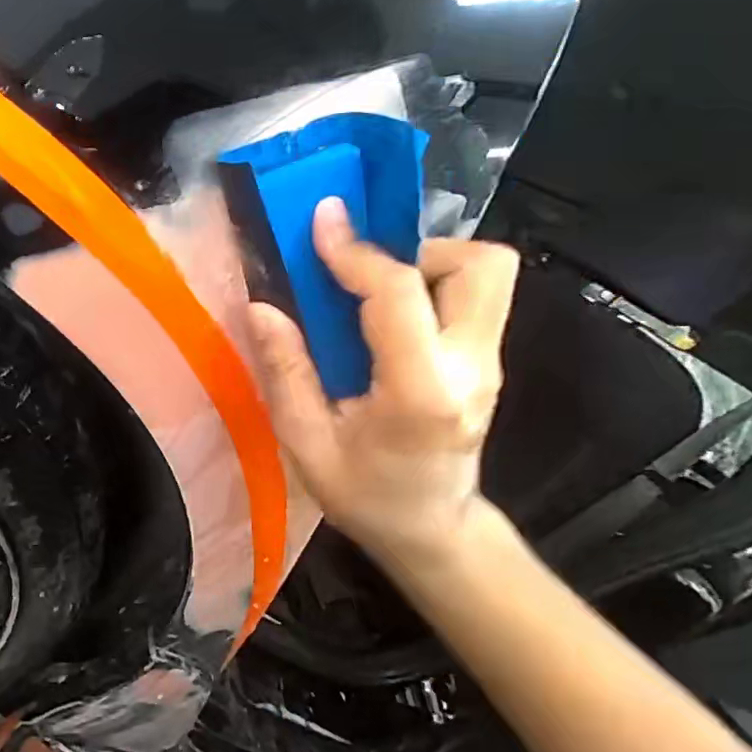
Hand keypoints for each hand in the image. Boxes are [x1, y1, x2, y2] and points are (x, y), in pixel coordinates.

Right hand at [248, 197, 521, 563]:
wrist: (432, 529)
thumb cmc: (365, 496)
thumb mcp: (306, 444)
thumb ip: (286, 371)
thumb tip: (262, 306)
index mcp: (420, 391)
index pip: (400, 293)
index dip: (356, 251)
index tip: (323, 221)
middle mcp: (470, 366)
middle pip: (480, 264)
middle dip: (418, 248)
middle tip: (366, 271)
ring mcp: (490, 363)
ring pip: (488, 273)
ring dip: (430, 262)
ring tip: (376, 290)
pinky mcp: (490, 360)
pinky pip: (475, 295)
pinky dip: (434, 283)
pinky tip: (390, 314)